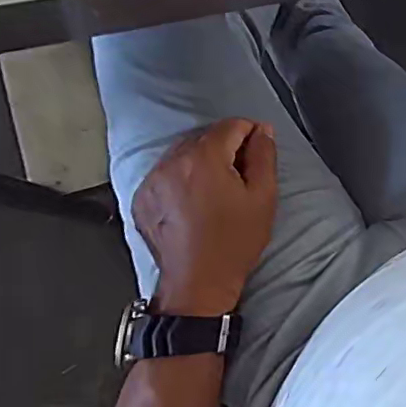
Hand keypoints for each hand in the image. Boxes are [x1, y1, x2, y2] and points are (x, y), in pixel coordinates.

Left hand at [133, 118, 277, 316]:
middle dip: (226, 146)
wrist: (198, 280)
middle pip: (204, 136)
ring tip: (220, 187)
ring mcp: (151, 180)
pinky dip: (183, 176)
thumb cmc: (236, 240)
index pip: (230, 126)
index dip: (250, 133)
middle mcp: (171, 163)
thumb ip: (264, 156)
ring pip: (182, 153)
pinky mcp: (141, 197)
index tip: (259, 150)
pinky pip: (166, 173)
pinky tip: (198, 199)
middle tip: (243, 172)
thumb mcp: (263, 196)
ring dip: (203, 160)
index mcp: (203, 159)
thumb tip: (262, 131)